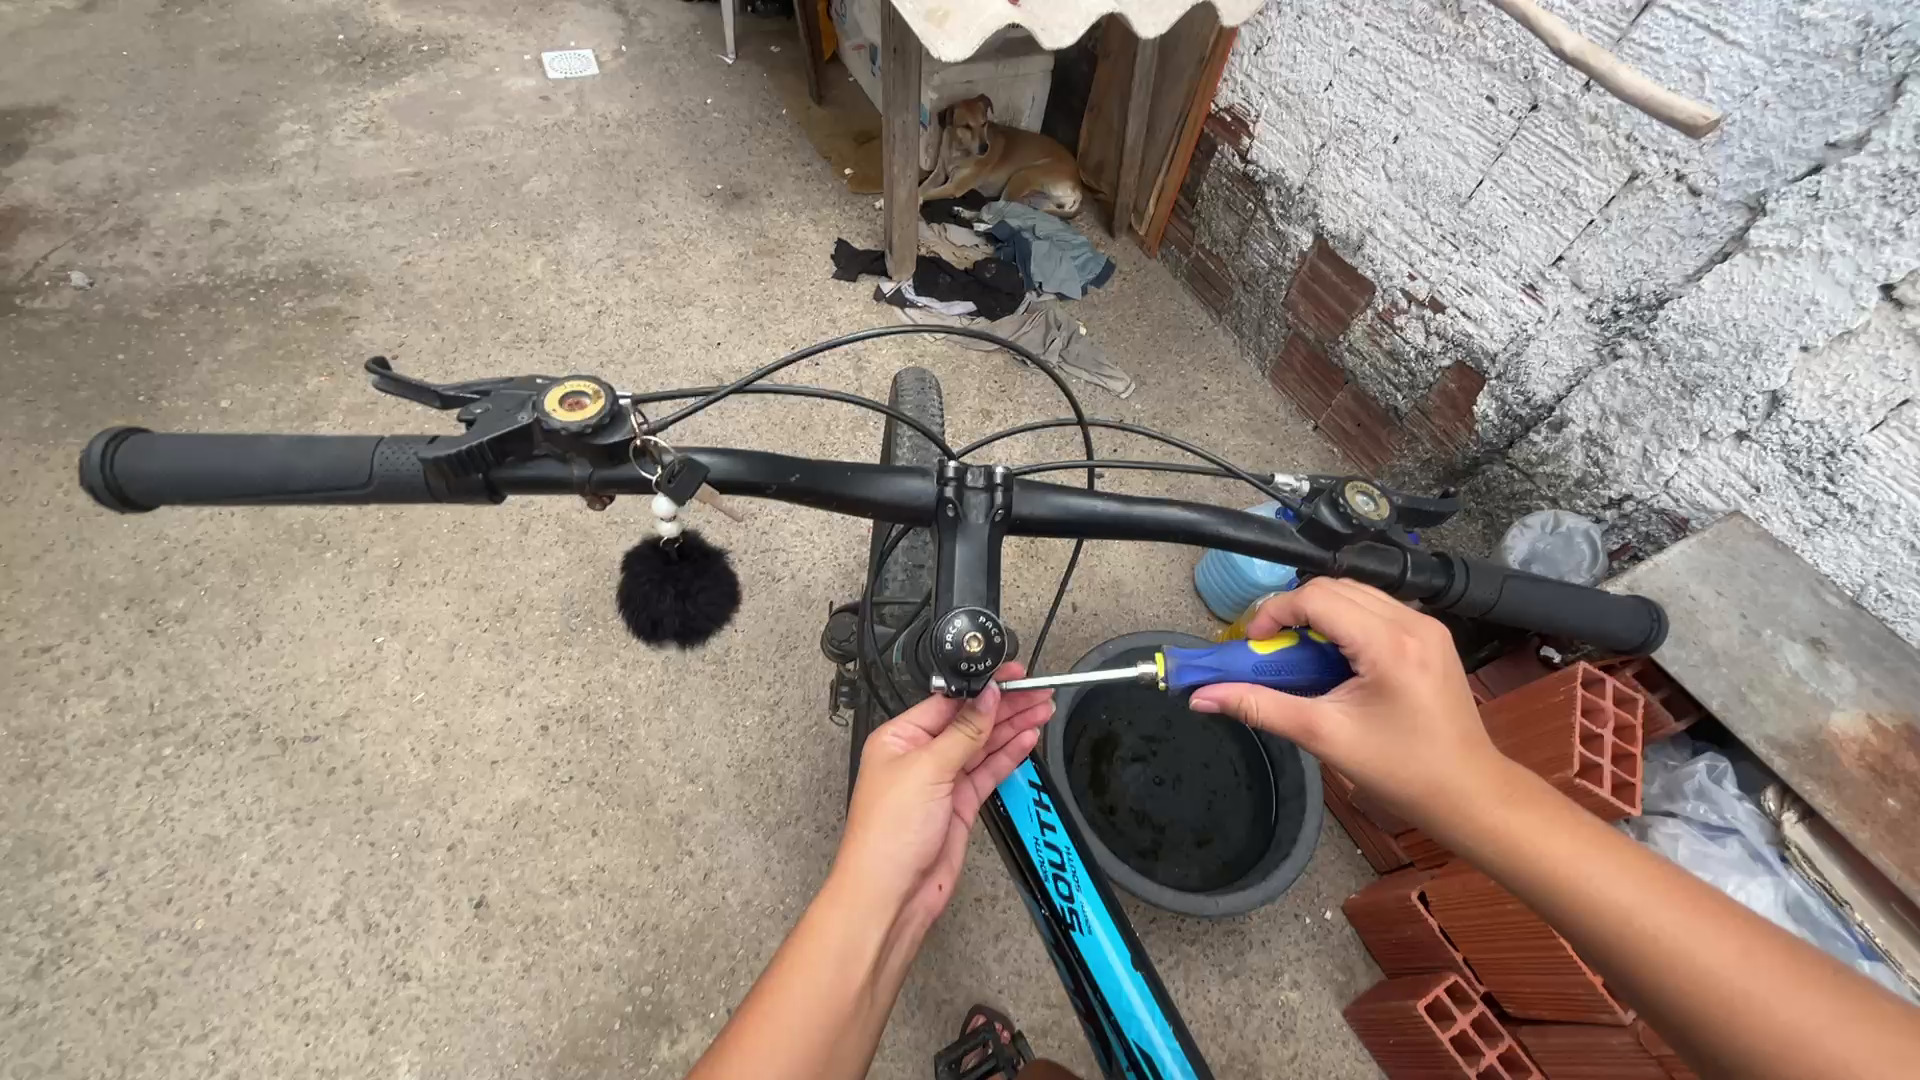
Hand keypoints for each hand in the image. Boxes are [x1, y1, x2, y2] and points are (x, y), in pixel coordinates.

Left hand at [835, 664, 1053, 927]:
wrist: (891, 895)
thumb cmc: (886, 836)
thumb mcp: (927, 770)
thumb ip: (963, 732)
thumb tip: (986, 698)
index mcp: (900, 737)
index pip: (948, 702)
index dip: (982, 688)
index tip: (1010, 676)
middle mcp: (920, 756)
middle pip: (969, 721)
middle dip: (1004, 705)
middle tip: (1036, 691)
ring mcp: (941, 781)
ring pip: (983, 744)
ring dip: (1012, 726)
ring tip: (1041, 708)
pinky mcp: (959, 805)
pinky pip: (988, 771)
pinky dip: (1009, 754)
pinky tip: (1027, 738)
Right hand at [1187, 578, 1503, 828]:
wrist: (1469, 793)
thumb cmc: (1401, 770)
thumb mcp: (1322, 736)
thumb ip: (1258, 707)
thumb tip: (1202, 697)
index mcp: (1389, 645)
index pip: (1316, 597)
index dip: (1274, 612)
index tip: (1254, 643)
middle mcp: (1412, 623)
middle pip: (1333, 587)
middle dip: (1292, 610)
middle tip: (1271, 647)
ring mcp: (1426, 626)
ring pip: (1352, 593)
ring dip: (1316, 613)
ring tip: (1298, 652)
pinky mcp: (1429, 636)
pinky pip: (1373, 608)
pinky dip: (1342, 621)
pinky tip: (1332, 656)